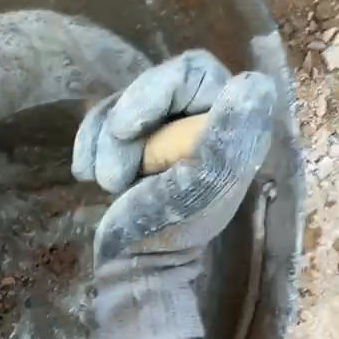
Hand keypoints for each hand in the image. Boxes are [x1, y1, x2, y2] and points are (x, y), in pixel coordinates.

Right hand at [73, 50, 277, 338]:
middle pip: (152, 85)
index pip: (192, 71)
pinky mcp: (136, 147)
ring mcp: (168, 133)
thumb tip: (252, 82)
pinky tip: (85, 175)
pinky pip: (103, 123)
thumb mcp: (204, 183)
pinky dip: (89, 146)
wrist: (134, 267)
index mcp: (233, 121)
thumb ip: (227, 135)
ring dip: (103, 143)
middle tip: (114, 176)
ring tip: (106, 184)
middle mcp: (205, 119)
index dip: (151, 91)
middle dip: (122, 128)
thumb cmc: (170, 230)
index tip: (124, 129)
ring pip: (123, 105)